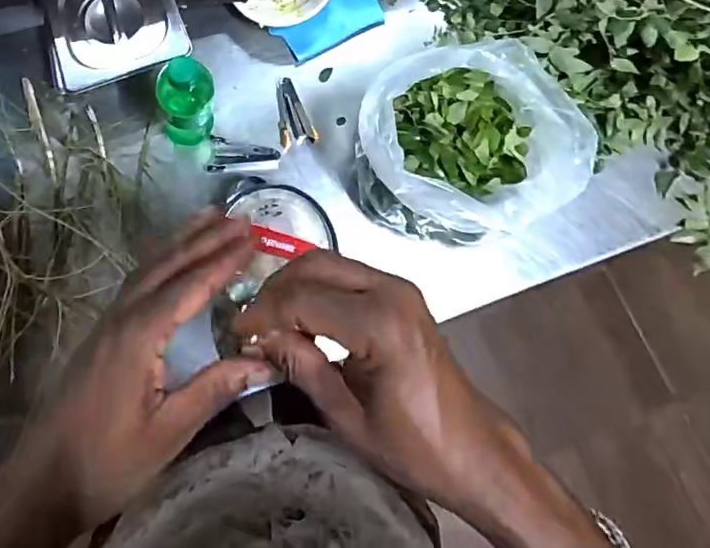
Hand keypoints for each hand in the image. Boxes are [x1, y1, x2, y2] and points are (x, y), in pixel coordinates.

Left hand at [0, 210, 274, 547]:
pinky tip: (171, 254)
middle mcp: (123, 315)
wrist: (41, 481)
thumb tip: (264, 360)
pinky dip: (162, 256)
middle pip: (169, 264)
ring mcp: (109, 319)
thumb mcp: (167, 433)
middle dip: (206, 238)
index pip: (189, 286)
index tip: (252, 238)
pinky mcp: (103, 329)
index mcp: (139, 335)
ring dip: (182, 239)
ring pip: (150, 265)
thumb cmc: (107, 461)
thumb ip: (214, 389)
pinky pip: (138, 277)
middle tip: (241, 218)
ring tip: (211, 215)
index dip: (223, 261)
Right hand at [234, 251, 609, 547]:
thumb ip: (303, 369)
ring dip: (295, 284)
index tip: (237, 333)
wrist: (473, 447)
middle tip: (250, 323)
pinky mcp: (400, 291)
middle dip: (276, 289)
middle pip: (316, 265)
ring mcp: (398, 285)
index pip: (304, 298)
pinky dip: (317, 286)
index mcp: (381, 323)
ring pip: (330, 261)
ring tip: (269, 321)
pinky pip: (347, 273)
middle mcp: (391, 289)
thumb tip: (260, 339)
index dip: (264, 313)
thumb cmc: (414, 446)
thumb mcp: (349, 418)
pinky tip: (301, 316)